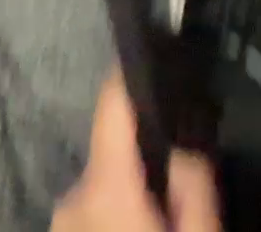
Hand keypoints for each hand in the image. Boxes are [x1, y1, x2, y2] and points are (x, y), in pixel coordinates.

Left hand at [52, 71, 219, 231]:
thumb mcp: (199, 231)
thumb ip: (194, 180)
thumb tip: (181, 150)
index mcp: (107, 185)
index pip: (111, 102)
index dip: (131, 71)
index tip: (153, 47)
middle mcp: (73, 195)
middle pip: (117, 150)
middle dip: (147, 160)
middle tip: (178, 189)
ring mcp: (61, 218)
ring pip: (107, 182)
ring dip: (130, 191)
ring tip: (159, 218)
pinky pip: (94, 207)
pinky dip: (114, 213)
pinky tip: (136, 228)